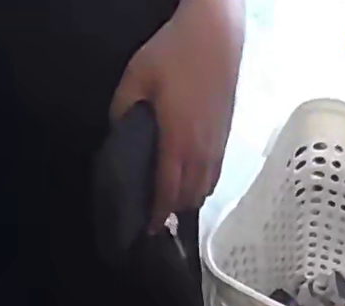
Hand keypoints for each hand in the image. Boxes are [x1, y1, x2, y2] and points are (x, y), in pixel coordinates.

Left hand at [110, 0, 243, 230]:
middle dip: (171, 211)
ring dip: (187, 200)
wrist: (216, 38)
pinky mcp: (224, 142)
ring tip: (172, 201)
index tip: (149, 228)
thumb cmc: (174, 54)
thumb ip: (124, 110)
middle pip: (187, 198)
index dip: (158, 214)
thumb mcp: (137, 76)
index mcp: (178, 142)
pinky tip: (190, 182)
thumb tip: (120, 134)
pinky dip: (200, 187)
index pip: (167, 191)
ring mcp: (216, 150)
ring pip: (203, 191)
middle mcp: (200, 154)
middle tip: (156, 215)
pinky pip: (213, 178)